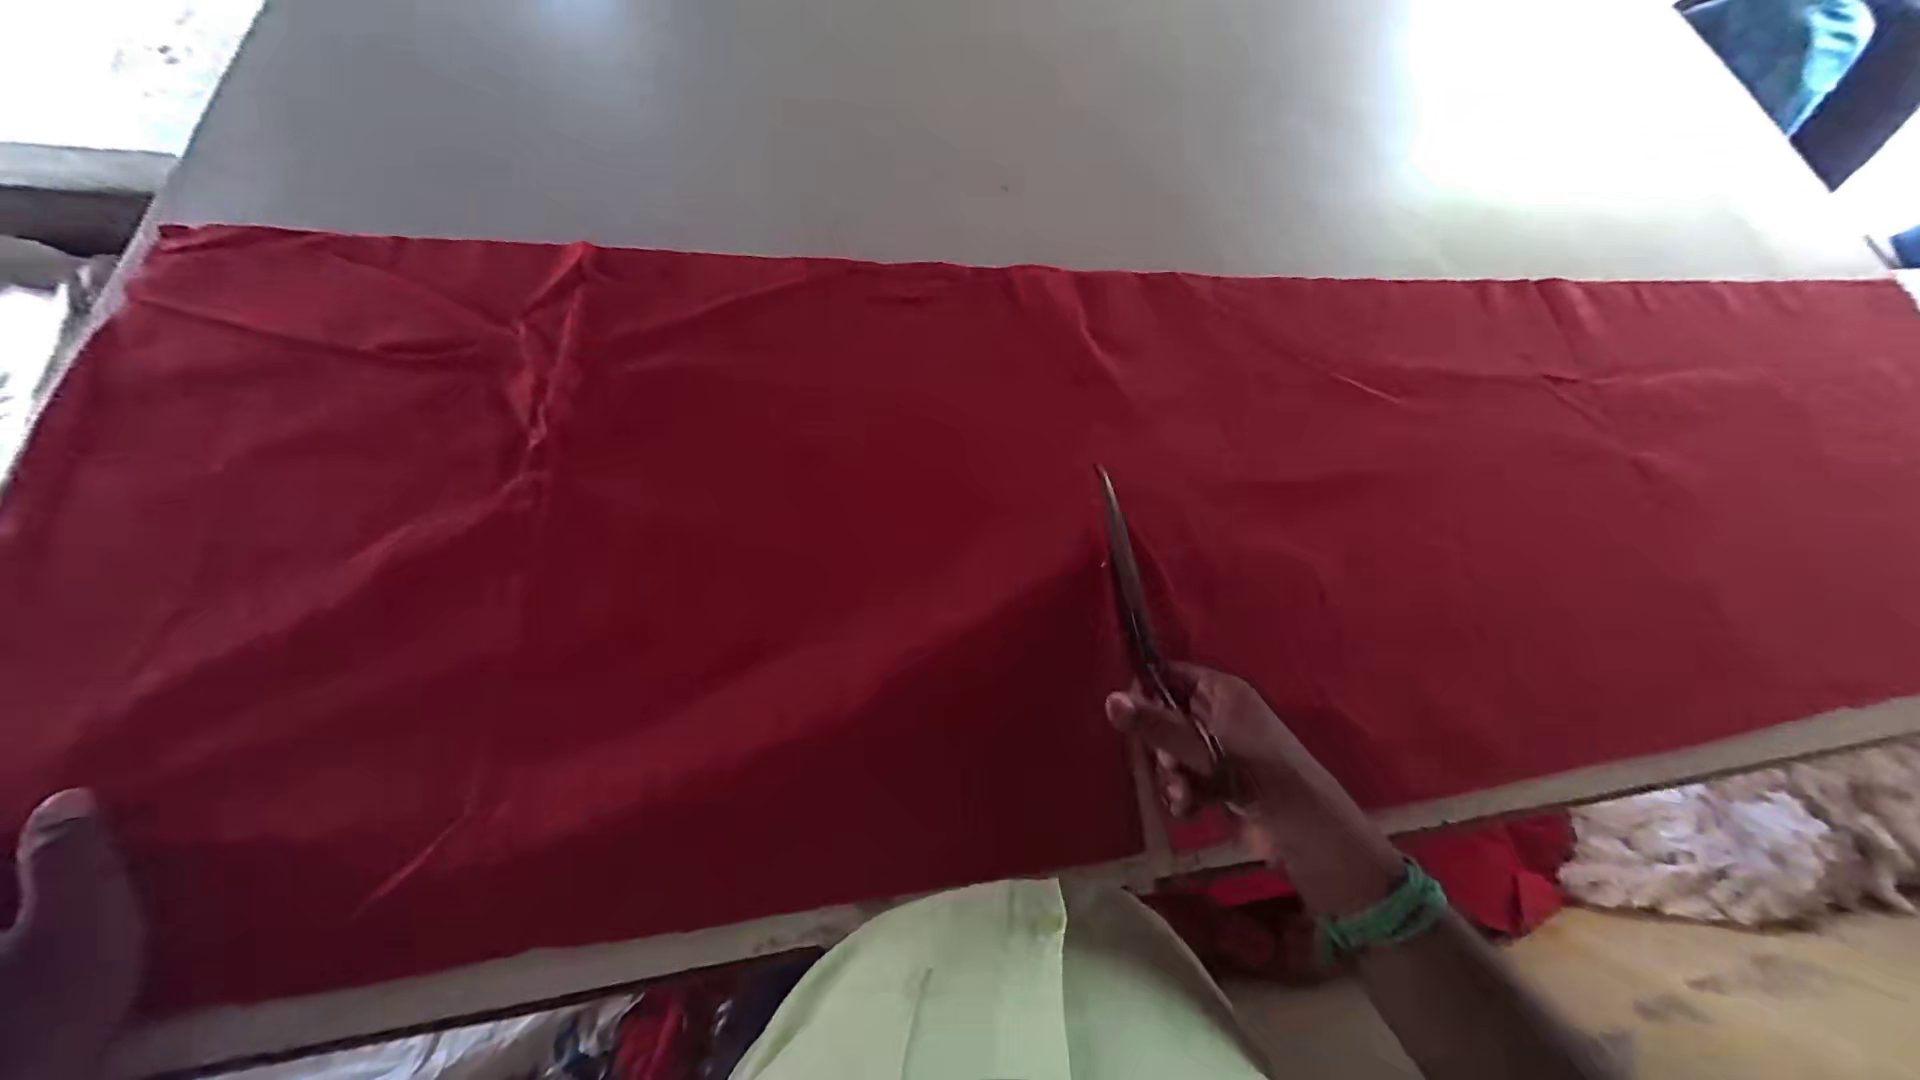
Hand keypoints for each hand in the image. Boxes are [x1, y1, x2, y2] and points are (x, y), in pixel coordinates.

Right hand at [1104, 663, 1314, 830]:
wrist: (1312, 836)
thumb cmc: (1261, 775)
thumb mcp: (1205, 749)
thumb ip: (1157, 726)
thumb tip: (1109, 699)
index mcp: (1222, 691)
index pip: (1169, 674)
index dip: (1144, 692)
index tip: (1127, 716)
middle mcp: (1219, 714)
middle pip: (1165, 716)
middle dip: (1159, 746)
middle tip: (1169, 764)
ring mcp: (1220, 749)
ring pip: (1172, 752)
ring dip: (1170, 776)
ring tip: (1183, 796)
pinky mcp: (1222, 781)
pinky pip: (1186, 778)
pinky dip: (1184, 793)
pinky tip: (1190, 809)